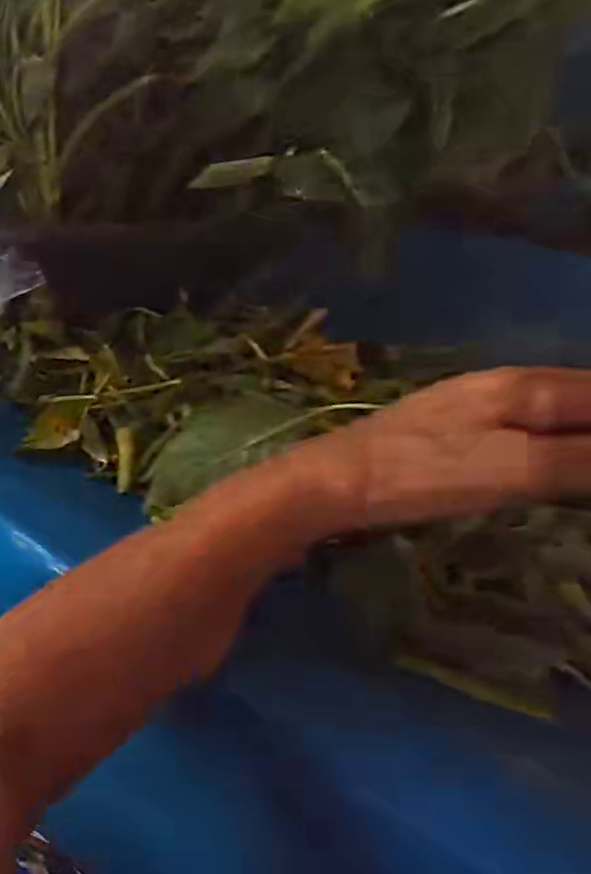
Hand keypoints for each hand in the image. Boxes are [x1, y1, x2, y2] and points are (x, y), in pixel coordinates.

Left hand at [277, 367, 590, 535]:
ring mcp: (459, 415)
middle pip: (587, 404)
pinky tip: (553, 479)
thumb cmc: (411, 474)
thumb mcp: (523, 465)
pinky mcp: (434, 444)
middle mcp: (494, 389)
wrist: (310, 489)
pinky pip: (517, 442)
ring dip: (580, 449)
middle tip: (583, 477)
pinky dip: (550, 458)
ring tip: (575, 480)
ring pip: (555, 424)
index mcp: (523, 383)